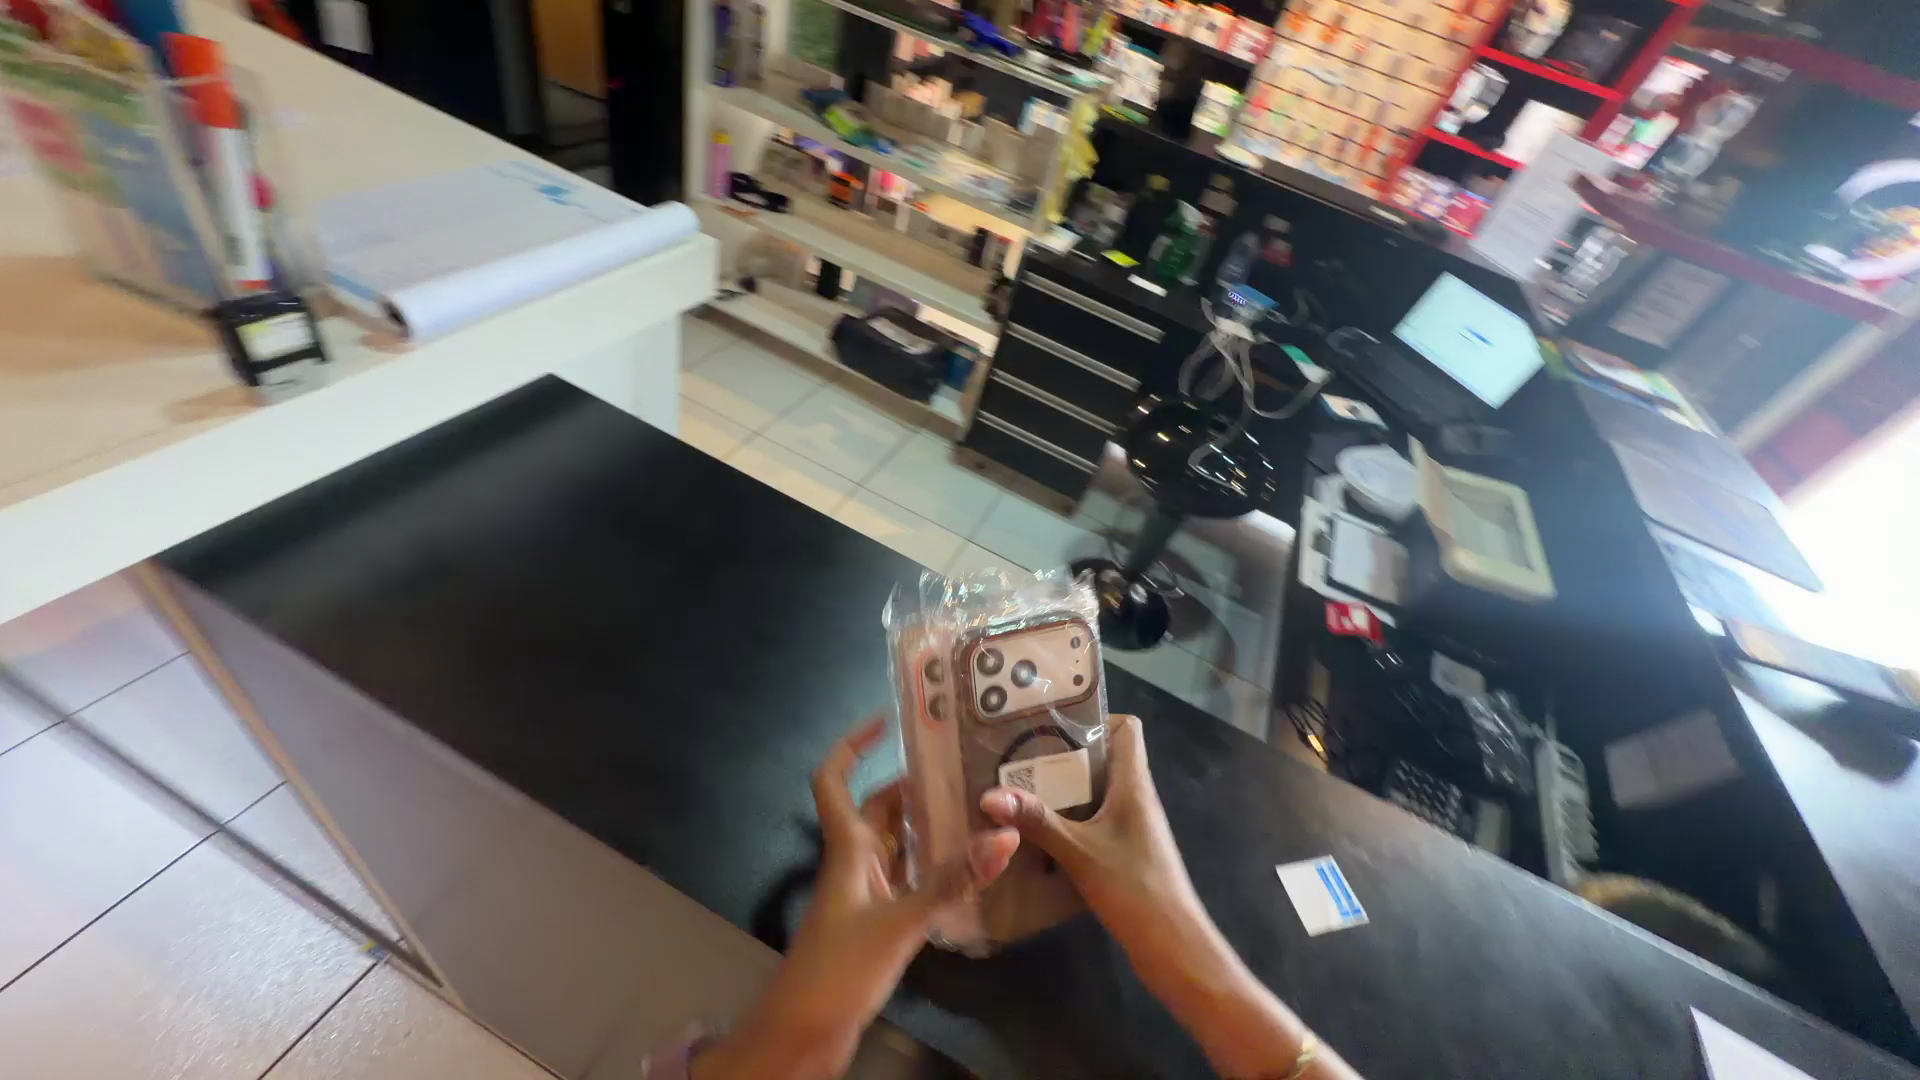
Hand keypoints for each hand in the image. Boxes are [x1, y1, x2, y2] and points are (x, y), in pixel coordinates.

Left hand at [694, 716, 1019, 1079]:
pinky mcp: (876, 921)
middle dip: (912, 786)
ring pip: (895, 842)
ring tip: (975, 810)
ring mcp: (864, 892)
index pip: (833, 779)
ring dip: (926, 825)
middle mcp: (854, 860)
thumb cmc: (839, 966)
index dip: (852, 746)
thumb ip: (951, 881)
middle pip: (878, 807)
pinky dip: (931, 866)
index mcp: (846, 846)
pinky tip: (966, 869)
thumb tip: (1004, 836)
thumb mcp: (899, 921)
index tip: (886, 722)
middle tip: (962, 771)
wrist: (802, 1035)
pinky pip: (906, 877)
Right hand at [978, 714, 1204, 956]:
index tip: (1054, 724)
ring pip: (1098, 789)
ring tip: (1022, 788)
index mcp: (1134, 783)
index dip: (1096, 718)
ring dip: (1064, 788)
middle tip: (1022, 755)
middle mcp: (1136, 796)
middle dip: (1064, 753)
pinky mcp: (1127, 850)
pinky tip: (1040, 831)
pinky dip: (1071, 817)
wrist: (1174, 947)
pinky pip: (1096, 818)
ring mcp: (1133, 825)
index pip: (1127, 728)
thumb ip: (1036, 820)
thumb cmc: (1134, 886)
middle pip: (1105, 757)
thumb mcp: (1078, 851)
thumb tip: (988, 795)